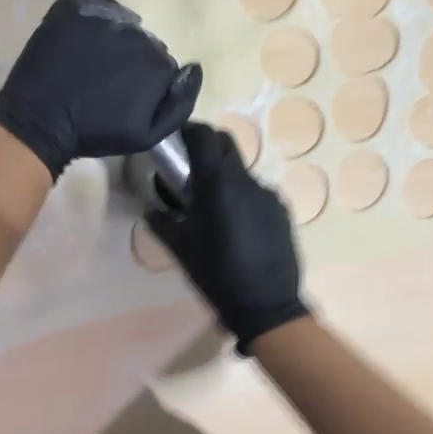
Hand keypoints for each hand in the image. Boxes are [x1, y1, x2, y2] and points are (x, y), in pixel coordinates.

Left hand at [0, 0, 202, 178]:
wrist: (40, 121)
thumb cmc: (95, 133)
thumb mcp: (148, 134)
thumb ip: (180, 103)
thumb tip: (194, 67)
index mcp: (158, 63)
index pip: (162, 63)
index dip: (145, 80)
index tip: (126, 95)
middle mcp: (138, 34)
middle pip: (143, 41)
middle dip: (130, 58)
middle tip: (106, 80)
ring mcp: (106, 17)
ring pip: (122, 22)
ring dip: (113, 36)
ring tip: (92, 60)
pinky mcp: (76, 6)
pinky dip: (97, 10)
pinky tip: (85, 32)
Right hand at [146, 122, 309, 351]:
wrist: (266, 303)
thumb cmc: (215, 274)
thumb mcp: (180, 249)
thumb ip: (161, 221)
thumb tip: (150, 207)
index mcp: (218, 184)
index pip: (204, 135)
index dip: (188, 130)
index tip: (176, 139)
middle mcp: (246, 180)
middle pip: (226, 144)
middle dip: (207, 146)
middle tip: (189, 166)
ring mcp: (268, 193)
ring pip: (241, 171)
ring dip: (224, 176)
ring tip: (212, 205)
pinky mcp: (282, 209)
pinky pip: (257, 192)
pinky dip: (242, 197)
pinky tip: (236, 225)